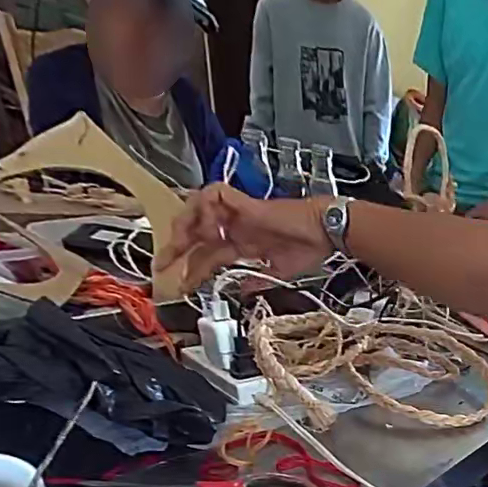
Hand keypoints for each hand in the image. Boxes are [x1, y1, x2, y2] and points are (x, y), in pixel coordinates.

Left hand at [157, 184, 332, 294]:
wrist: (324, 233)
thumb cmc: (309, 249)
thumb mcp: (279, 273)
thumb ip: (258, 281)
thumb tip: (242, 292)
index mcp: (243, 243)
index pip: (209, 255)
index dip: (193, 269)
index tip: (182, 286)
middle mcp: (235, 227)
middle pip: (195, 232)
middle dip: (176, 247)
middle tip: (162, 264)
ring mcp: (237, 213)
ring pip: (196, 208)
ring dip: (185, 226)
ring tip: (179, 246)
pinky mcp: (244, 202)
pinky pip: (213, 194)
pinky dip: (204, 209)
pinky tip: (207, 229)